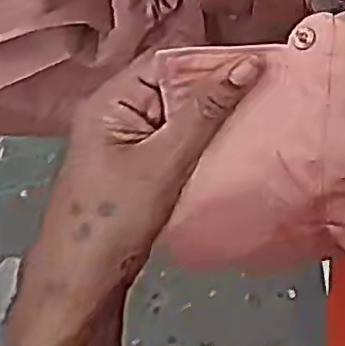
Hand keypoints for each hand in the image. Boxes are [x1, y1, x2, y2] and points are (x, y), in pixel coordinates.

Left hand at [18, 51, 261, 327]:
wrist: (79, 287)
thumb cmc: (111, 222)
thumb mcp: (167, 159)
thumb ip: (208, 108)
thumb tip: (247, 64)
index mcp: (111, 99)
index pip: (170, 59)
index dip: (214, 57)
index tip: (257, 62)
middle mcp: (117, 109)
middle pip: (177, 79)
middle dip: (219, 80)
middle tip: (264, 82)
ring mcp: (128, 134)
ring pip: (182, 105)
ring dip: (216, 106)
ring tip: (256, 104)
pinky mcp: (141, 157)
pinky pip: (181, 129)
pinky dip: (207, 128)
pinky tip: (231, 133)